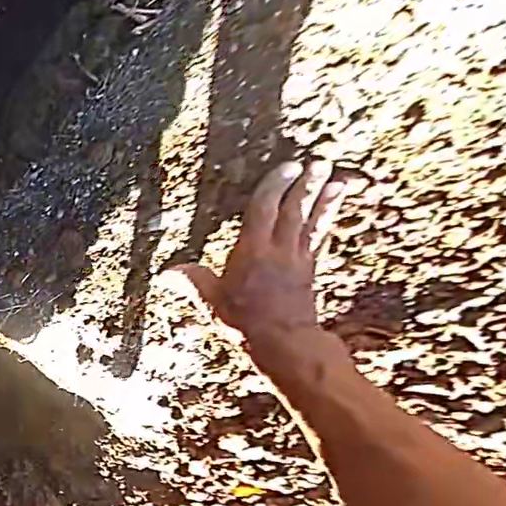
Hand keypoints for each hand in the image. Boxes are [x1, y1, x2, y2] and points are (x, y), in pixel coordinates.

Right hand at [171, 159, 356, 344]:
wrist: (284, 344)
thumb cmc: (244, 322)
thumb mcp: (211, 302)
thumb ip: (192, 281)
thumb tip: (167, 272)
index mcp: (252, 252)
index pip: (264, 210)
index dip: (275, 186)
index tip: (289, 166)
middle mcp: (278, 251)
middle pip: (294, 210)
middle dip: (306, 185)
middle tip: (319, 162)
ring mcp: (297, 261)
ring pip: (312, 222)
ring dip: (325, 200)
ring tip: (338, 179)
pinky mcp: (308, 273)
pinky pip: (318, 240)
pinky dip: (326, 223)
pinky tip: (331, 213)